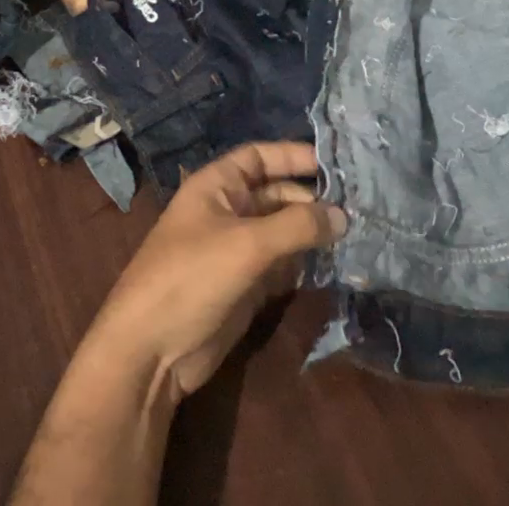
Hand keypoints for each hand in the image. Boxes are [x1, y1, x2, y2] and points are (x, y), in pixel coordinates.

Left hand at [84, 141, 347, 403]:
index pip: (259, 157)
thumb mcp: (247, 244)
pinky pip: (283, 263)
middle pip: (277, 194)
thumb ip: (298, 225)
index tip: (336, 163)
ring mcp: (237, 250)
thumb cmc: (191, 279)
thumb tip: (344, 216)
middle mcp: (227, 211)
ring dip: (314, 232)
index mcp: (216, 187)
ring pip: (283, 230)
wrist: (150, 352)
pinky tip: (337, 262)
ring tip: (357, 232)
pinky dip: (306, 262)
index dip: (294, 155)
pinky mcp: (247, 285)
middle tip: (359, 207)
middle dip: (313, 199)